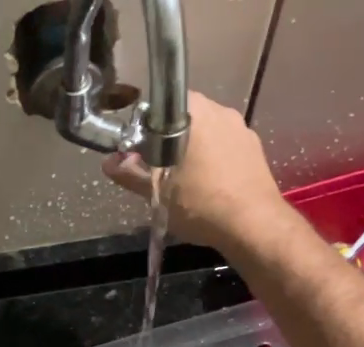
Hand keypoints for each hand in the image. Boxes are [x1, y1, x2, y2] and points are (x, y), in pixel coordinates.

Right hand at [102, 91, 286, 249]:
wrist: (252, 225)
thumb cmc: (201, 204)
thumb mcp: (158, 193)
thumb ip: (130, 174)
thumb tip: (109, 162)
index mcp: (195, 111)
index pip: (163, 104)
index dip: (148, 127)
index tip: (142, 151)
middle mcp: (221, 110)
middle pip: (186, 119)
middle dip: (170, 140)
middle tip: (160, 171)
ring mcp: (242, 129)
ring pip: (208, 134)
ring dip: (194, 152)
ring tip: (186, 184)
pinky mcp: (255, 149)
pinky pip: (226, 148)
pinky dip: (215, 162)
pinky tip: (210, 188)